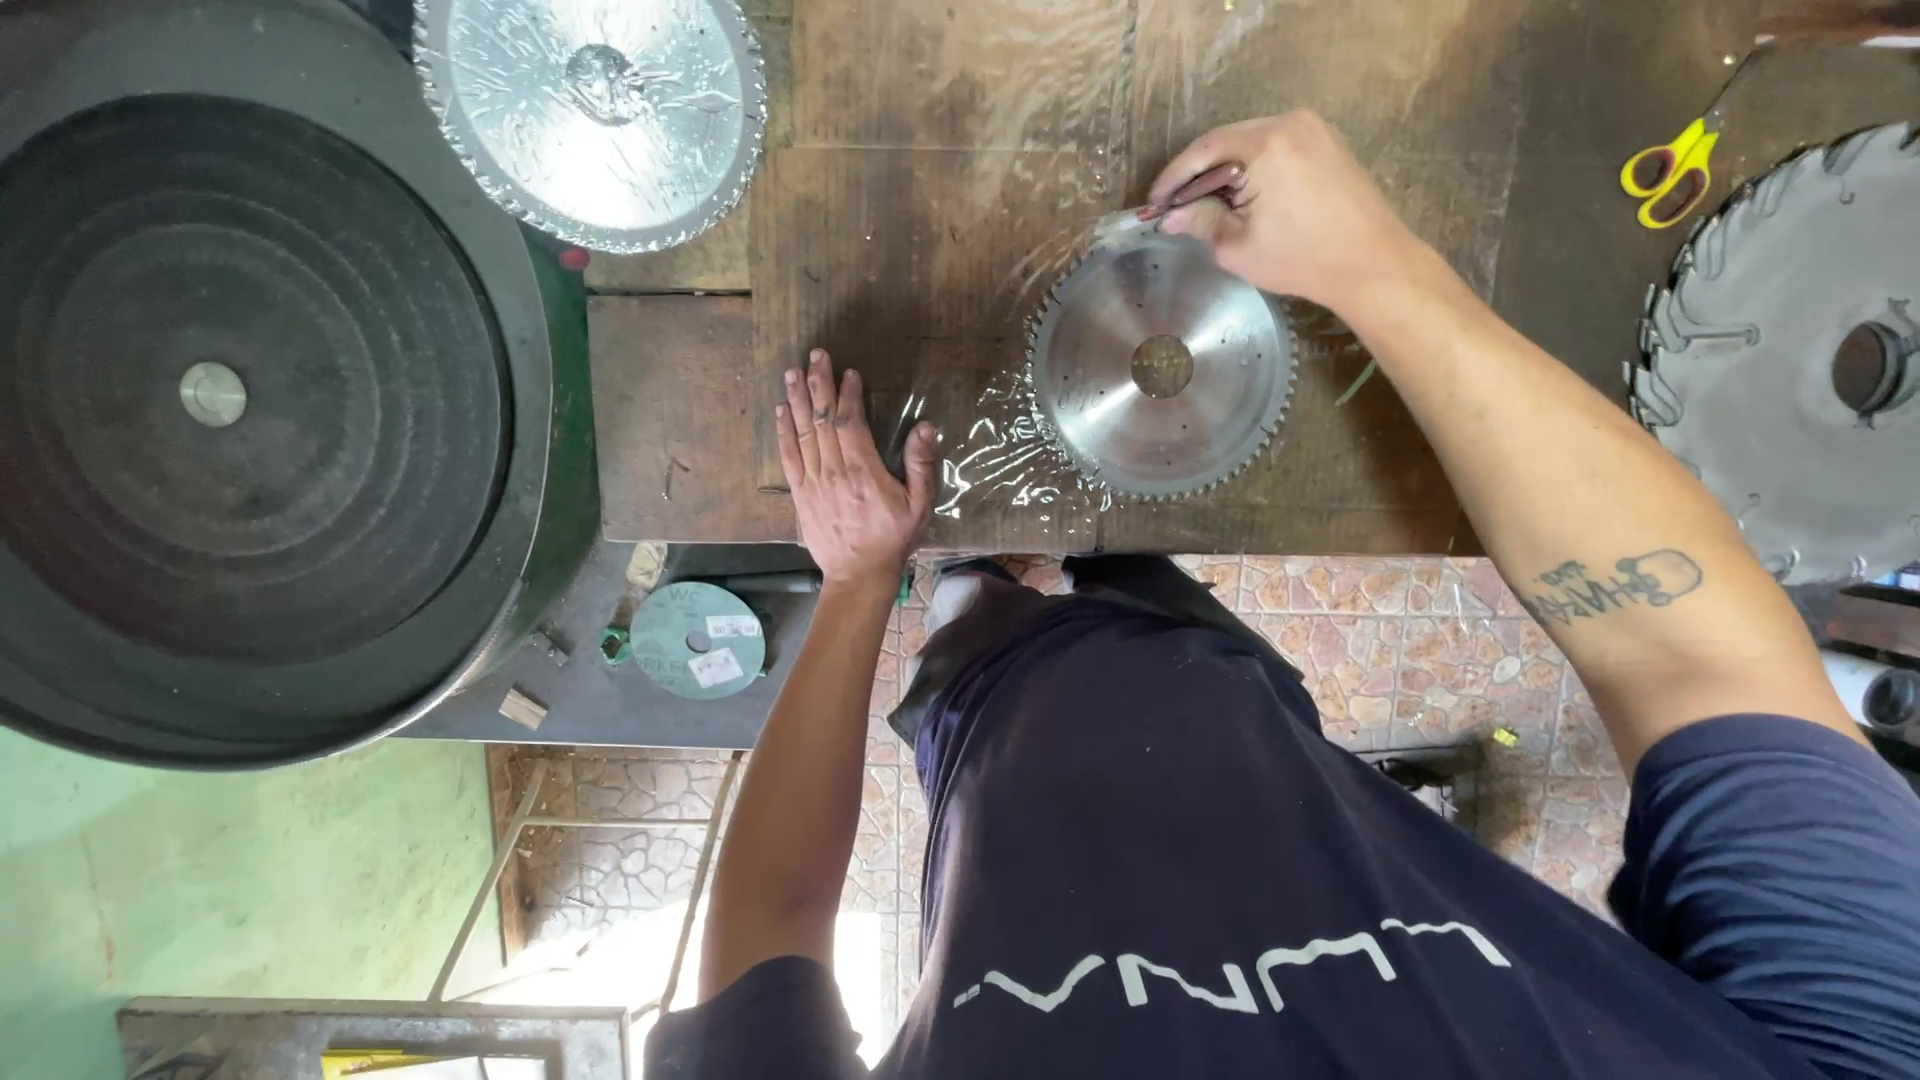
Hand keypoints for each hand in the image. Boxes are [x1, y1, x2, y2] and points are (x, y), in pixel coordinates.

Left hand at [776, 349, 937, 594]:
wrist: (858, 575)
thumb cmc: (893, 539)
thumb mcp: (919, 505)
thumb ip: (921, 465)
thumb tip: (925, 427)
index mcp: (863, 471)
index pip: (851, 421)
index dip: (847, 394)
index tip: (849, 372)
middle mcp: (834, 471)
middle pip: (823, 419)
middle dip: (819, 384)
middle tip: (815, 355)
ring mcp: (813, 482)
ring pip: (803, 432)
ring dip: (798, 399)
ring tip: (792, 372)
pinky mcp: (800, 494)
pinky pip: (789, 456)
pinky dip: (784, 432)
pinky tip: (782, 410)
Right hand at [1149, 110, 1432, 311]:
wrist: (1370, 261)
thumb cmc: (1301, 259)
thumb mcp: (1237, 247)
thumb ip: (1200, 223)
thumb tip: (1171, 216)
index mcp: (1266, 145)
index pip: (1204, 150)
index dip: (1174, 177)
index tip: (1155, 203)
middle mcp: (1290, 122)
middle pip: (1226, 140)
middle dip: (1197, 173)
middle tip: (1176, 205)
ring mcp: (1313, 128)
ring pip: (1249, 142)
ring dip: (1223, 170)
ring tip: (1205, 204)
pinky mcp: (1326, 140)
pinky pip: (1274, 146)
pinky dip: (1250, 167)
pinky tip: (1241, 195)